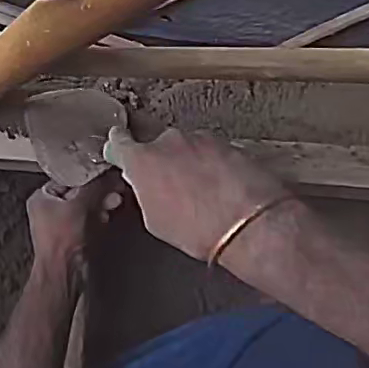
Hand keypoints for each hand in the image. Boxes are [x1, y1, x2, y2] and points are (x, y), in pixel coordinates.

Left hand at [24, 171, 120, 284]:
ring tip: (114, 201)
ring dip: (101, 204)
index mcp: (41, 197)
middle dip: (98, 192)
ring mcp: (60, 225)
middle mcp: (48, 210)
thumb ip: (96, 187)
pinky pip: (88, 222)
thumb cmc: (62, 241)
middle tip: (114, 188)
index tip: (106, 175)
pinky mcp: (72, 238)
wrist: (64, 273)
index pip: (68, 178)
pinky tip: (107, 216)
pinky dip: (98, 218)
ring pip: (86, 208)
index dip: (88, 176)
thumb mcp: (80, 205)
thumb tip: (108, 175)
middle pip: (79, 193)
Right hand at [104, 126, 294, 261]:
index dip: (118, 148)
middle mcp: (168, 141)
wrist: (250, 225)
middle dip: (158, 159)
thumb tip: (147, 186)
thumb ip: (144, 192)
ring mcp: (200, 138)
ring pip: (185, 146)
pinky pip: (210, 151)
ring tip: (198, 190)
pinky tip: (218, 187)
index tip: (119, 150)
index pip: (118, 141)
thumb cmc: (199, 229)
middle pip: (155, 143)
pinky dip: (211, 164)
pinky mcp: (228, 143)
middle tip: (167, 183)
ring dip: (187, 161)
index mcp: (141, 159)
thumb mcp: (154, 220)